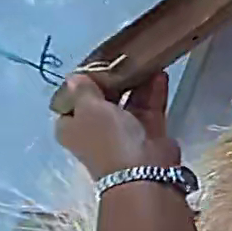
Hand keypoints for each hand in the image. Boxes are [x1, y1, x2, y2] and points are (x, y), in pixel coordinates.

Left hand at [52, 72, 179, 177]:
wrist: (144, 171)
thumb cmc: (109, 138)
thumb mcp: (88, 108)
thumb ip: (83, 89)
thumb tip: (74, 76)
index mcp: (72, 127)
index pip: (72, 100)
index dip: (82, 82)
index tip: (95, 64)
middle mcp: (96, 129)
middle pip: (102, 99)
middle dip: (113, 80)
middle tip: (123, 59)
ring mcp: (124, 131)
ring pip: (129, 102)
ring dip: (136, 83)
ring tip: (145, 62)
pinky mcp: (149, 132)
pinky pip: (149, 107)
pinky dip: (154, 92)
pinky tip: (159, 74)